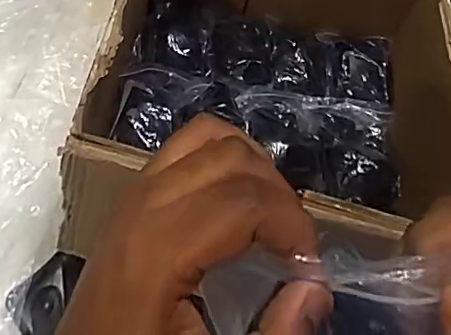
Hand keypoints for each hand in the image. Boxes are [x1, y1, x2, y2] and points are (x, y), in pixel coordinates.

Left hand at [60, 114, 330, 334]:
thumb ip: (271, 332)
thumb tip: (316, 288)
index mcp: (157, 249)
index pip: (242, 200)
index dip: (291, 223)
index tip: (313, 268)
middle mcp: (144, 201)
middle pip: (228, 156)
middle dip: (276, 191)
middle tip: (298, 245)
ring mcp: (135, 188)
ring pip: (207, 135)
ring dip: (251, 164)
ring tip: (273, 216)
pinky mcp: (134, 190)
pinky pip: (185, 143)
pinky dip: (222, 154)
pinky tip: (238, 197)